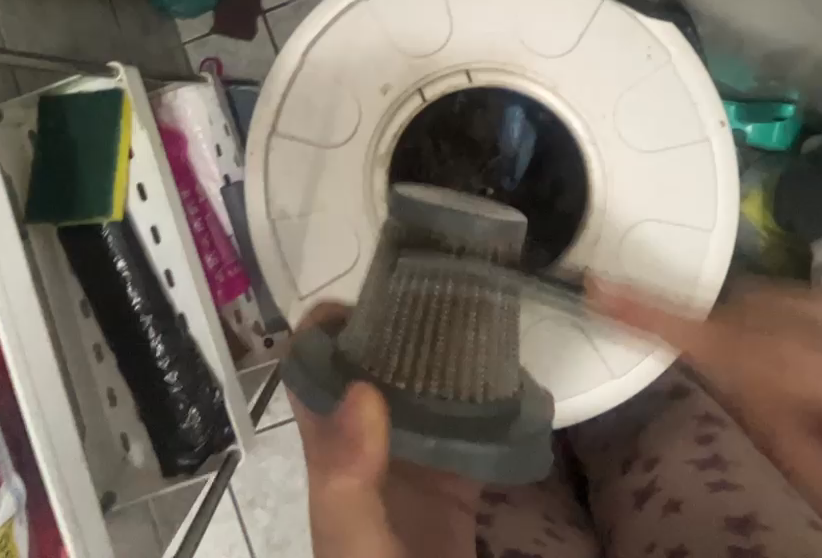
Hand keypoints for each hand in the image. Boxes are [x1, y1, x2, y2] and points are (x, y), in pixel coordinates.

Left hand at [290, 304, 482, 557]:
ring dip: (444, 355)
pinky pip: (472, 428)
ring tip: (476, 311)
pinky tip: (509, 370)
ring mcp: (414, 459)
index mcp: (332, 449)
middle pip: (372, 369)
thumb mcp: (348, 536)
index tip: (370, 297)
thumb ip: (345, 472)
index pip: (313, 371)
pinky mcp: (457, 479)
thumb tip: (360, 388)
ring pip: (423, 390)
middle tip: (439, 288)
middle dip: (398, 326)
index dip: (327, 328)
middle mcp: (369, 443)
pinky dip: (488, 400)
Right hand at [589, 279, 821, 557]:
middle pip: (766, 310)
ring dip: (768, 340)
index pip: (742, 340)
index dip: (662, 317)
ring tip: (791, 408)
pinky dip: (809, 340)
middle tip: (712, 387)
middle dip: (724, 336)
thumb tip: (721, 369)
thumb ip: (785, 433)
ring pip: (800, 306)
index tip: (599, 291)